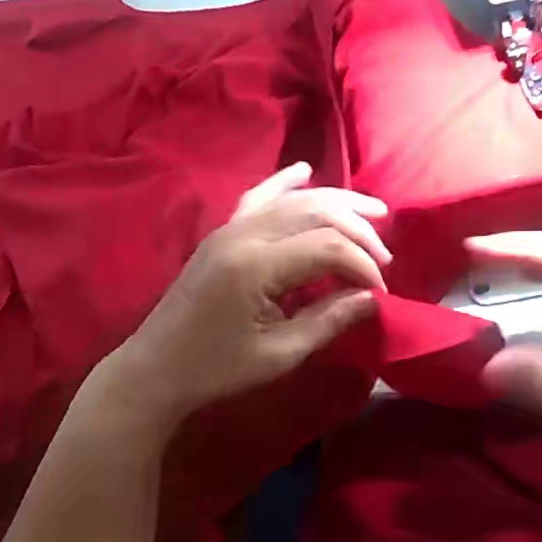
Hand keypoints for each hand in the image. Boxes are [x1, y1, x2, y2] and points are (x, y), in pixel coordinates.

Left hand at [104, 163, 388, 421]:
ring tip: (373, 211)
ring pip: (292, 200)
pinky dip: (284, 184)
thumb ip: (328, 321)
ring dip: (335, 203)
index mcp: (256, 266)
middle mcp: (243, 234)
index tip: (380, 293)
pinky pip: (257, 197)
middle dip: (357, 231)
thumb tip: (372, 299)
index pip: (327, 246)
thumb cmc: (217, 369)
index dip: (362, 265)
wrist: (156, 368)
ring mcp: (229, 228)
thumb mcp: (279, 354)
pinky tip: (304, 171)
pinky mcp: (221, 233)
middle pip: (315, 213)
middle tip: (386, 257)